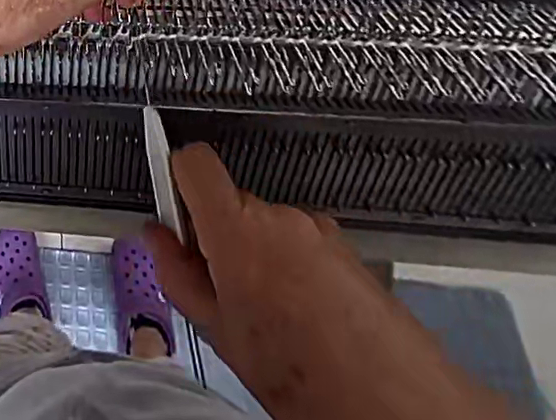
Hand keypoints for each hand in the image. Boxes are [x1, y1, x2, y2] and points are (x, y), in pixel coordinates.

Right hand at [146, 144, 512, 419]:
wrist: (398, 407)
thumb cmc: (298, 376)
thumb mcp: (220, 333)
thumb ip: (179, 275)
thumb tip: (157, 237)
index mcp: (238, 229)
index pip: (194, 161)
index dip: (177, 176)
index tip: (176, 211)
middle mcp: (278, 215)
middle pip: (230, 202)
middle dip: (221, 236)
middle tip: (227, 291)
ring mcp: (316, 227)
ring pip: (265, 225)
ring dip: (259, 254)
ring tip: (274, 314)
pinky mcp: (344, 243)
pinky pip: (299, 240)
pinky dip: (292, 265)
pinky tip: (305, 315)